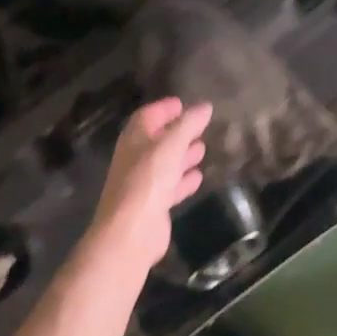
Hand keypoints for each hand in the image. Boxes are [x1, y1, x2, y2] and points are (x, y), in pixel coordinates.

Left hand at [87, 97, 210, 267]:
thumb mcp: (170, 146)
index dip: (163, 109)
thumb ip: (188, 125)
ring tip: (202, 148)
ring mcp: (143, 184)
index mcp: (134, 140)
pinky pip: (170, 187)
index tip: (182, 103)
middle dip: (177, 132)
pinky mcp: (153, 205)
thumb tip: (205, 107)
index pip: (147, 117)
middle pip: (156, 140)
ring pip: (165, 164)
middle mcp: (135, 159)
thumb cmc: (147, 180)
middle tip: (198, 127)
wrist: (131, 231)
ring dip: (182, 155)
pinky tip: (198, 177)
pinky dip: (183, 180)